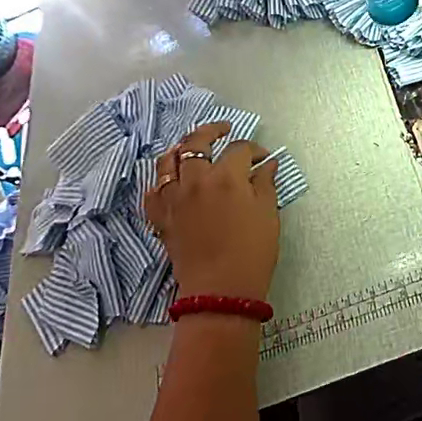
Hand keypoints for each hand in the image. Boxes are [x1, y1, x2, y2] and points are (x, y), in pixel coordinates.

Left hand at [144, 122, 282, 301]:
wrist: (221, 290)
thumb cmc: (253, 251)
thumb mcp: (268, 214)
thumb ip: (266, 184)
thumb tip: (267, 165)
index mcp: (226, 176)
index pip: (239, 149)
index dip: (254, 150)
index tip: (264, 159)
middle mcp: (195, 180)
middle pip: (195, 143)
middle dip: (211, 131)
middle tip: (224, 130)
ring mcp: (173, 198)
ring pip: (167, 162)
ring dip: (180, 150)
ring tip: (191, 148)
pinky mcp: (161, 218)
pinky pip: (153, 191)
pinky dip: (162, 181)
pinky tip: (172, 182)